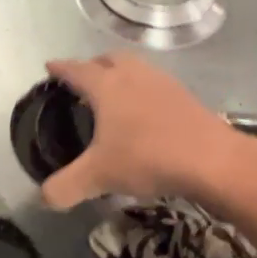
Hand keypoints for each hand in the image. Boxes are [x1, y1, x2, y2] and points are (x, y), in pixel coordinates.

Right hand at [40, 52, 245, 208]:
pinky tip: (144, 116)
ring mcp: (164, 83)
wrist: (212, 160)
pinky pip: (156, 86)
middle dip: (93, 66)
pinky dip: (143, 93)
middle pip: (109, 59)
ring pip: (136, 69)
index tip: (50, 67)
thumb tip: (44, 198)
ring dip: (122, 77)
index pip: (76, 70)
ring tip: (114, 98)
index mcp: (107, 86)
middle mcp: (134, 75)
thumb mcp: (99, 177)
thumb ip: (65, 187)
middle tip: (83, 82)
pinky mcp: (186, 98)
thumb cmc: (147, 158)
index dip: (60, 69)